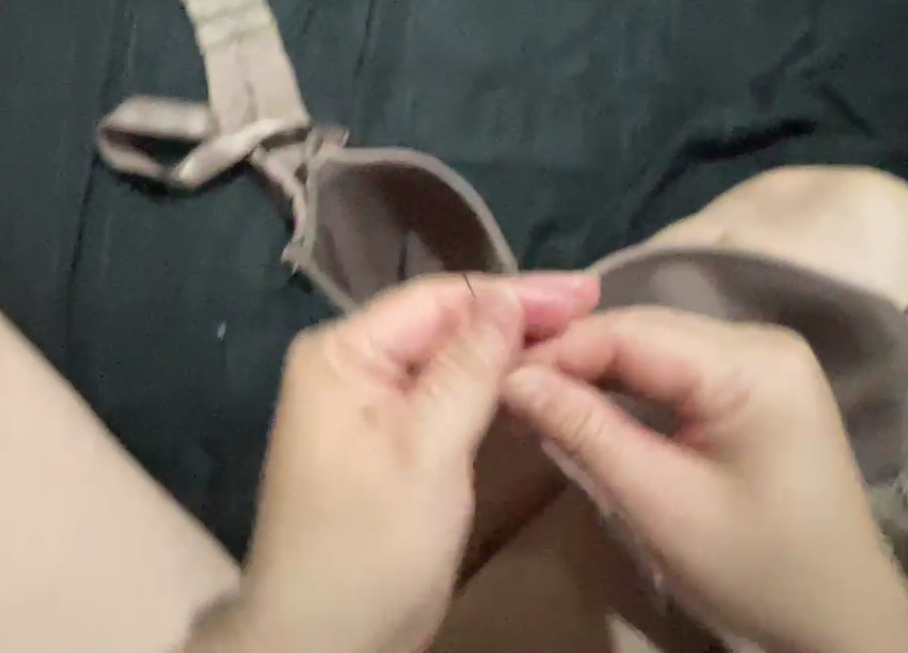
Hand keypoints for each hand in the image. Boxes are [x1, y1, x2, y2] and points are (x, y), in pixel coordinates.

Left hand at [191, 272, 599, 652]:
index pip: (437, 300)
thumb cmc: (371, 551)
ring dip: (503, 345)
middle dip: (512, 314)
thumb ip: (467, 369)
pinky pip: (435, 388)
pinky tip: (524, 371)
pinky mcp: (377, 430)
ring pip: (441, 354)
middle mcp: (345, 360)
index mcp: (341, 351)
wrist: (319, 644)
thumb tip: (506, 296)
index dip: (512, 292)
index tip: (584, 289)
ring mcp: (359, 396)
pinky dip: (482, 381)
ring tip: (571, 328)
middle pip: (439, 321)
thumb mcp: (427, 453)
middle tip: (588, 303)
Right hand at [500, 308, 907, 652]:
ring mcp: (756, 354)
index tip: (493, 375)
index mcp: (752, 366)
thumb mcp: (660, 506)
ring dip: (587, 367)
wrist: (843, 625)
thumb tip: (508, 377)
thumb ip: (583, 432)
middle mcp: (757, 340)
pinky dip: (618, 379)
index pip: (627, 331)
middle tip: (504, 388)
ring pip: (645, 341)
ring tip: (531, 393)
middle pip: (636, 329)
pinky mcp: (746, 375)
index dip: (555, 348)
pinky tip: (581, 397)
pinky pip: (665, 360)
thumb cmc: (758, 572)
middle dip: (567, 357)